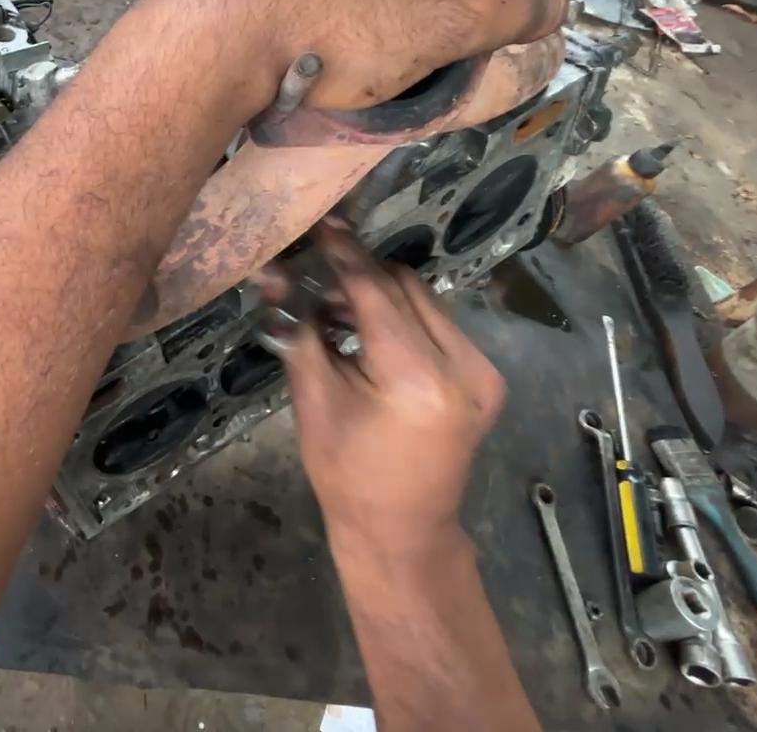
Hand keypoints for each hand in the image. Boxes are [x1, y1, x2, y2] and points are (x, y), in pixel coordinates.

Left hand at [191, 0, 567, 111]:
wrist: (224, 38)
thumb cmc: (350, 23)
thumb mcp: (465, 20)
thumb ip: (532, 4)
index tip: (461, 35)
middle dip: (431, 2)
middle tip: (407, 50)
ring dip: (381, 9)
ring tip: (355, 50)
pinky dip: (332, 5)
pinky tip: (315, 39)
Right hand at [258, 222, 506, 556]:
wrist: (401, 531)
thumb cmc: (346, 472)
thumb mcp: (314, 400)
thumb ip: (299, 330)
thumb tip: (270, 275)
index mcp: (417, 378)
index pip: (375, 291)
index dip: (343, 255)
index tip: (320, 225)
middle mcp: (464, 367)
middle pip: (404, 286)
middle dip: (358, 276)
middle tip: (315, 284)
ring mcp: (483, 372)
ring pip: (424, 299)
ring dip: (380, 294)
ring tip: (337, 313)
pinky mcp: (485, 377)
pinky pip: (438, 322)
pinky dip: (402, 316)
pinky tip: (370, 335)